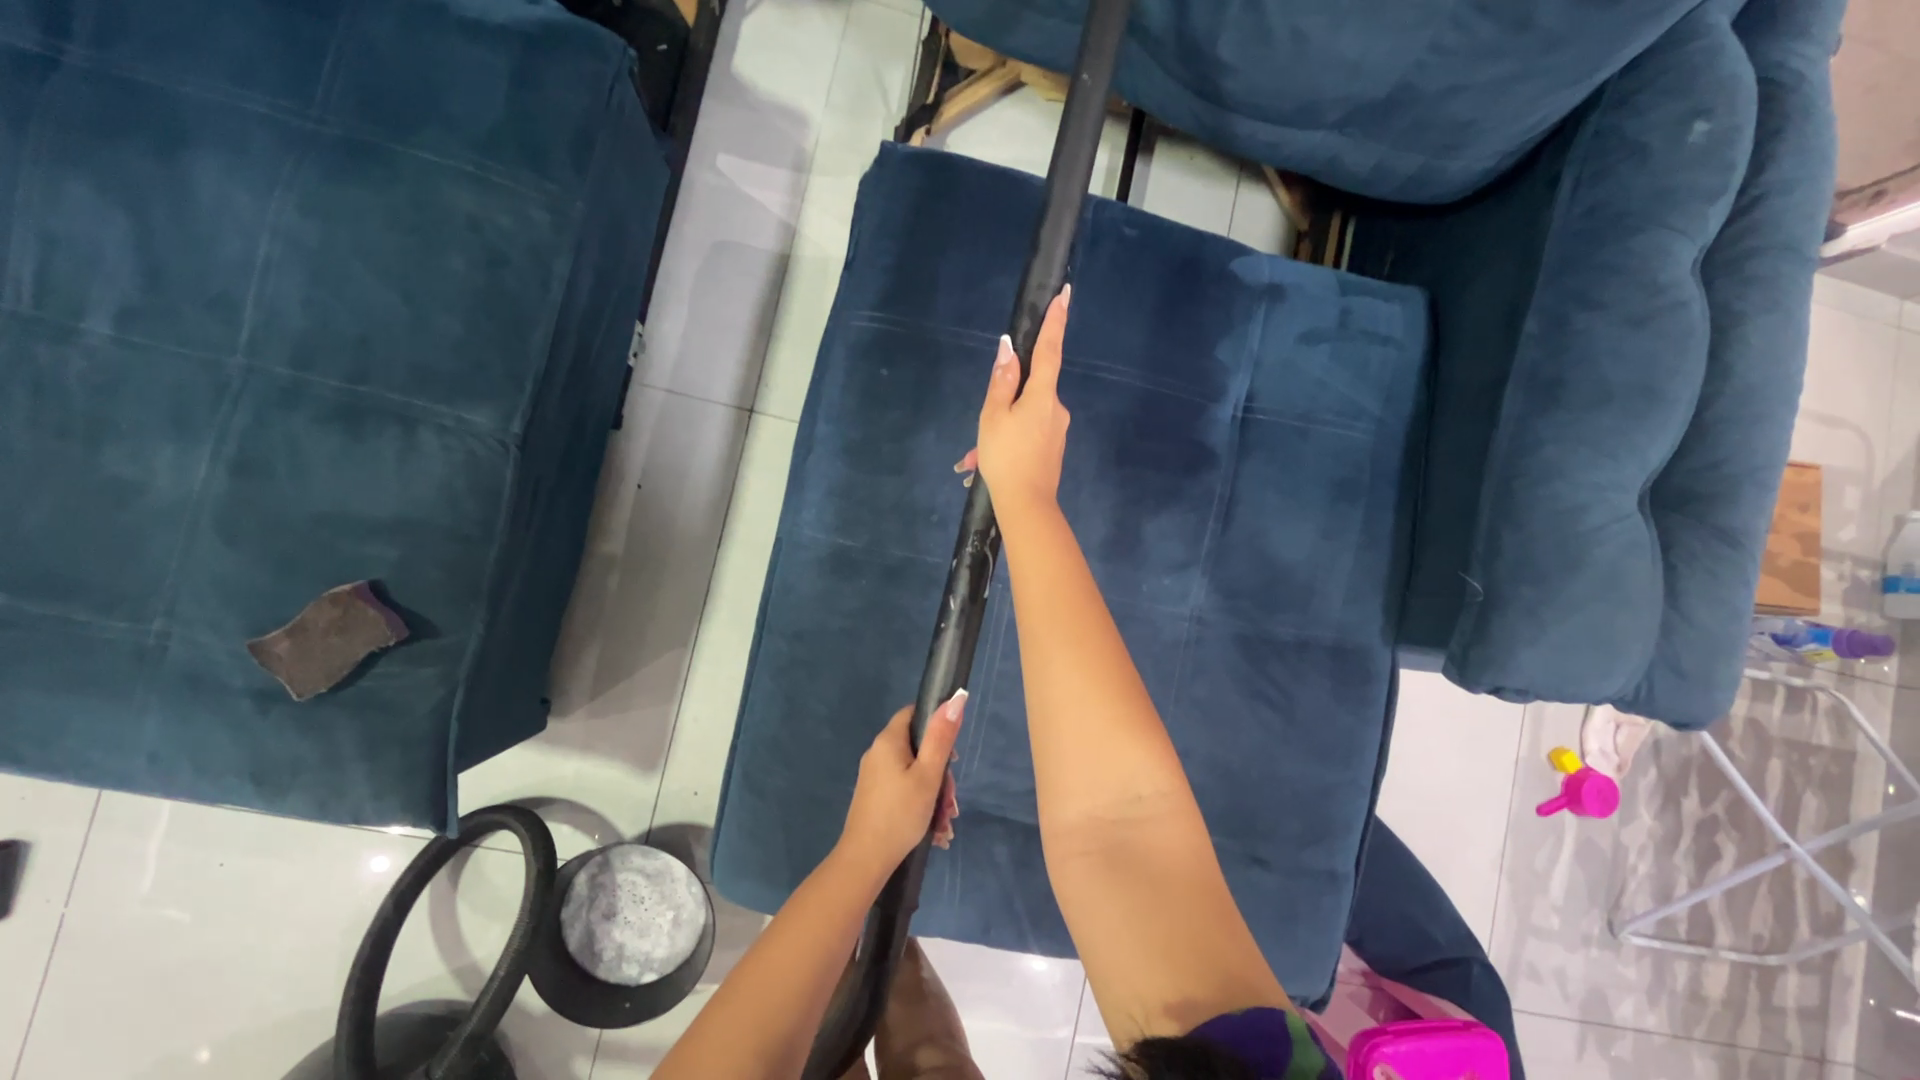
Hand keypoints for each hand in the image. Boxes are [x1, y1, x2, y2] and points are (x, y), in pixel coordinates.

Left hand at [837, 691, 967, 870]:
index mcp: (888, 741)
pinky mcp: (876, 798)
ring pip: (915, 775)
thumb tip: (956, 697)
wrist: (865, 860)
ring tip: (944, 823)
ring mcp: (875, 778)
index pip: (914, 714)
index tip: (952, 753)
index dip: (936, 725)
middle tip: (950, 802)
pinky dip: (922, 806)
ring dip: (935, 796)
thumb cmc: (900, 814)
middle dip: (941, 774)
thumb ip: (942, 737)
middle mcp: (878, 754)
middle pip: (918, 749)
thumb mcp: (929, 775)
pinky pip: (905, 792)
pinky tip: (935, 831)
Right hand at [957, 285, 1071, 521]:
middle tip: (981, 436)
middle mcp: (1056, 408)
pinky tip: (986, 465)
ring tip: (976, 458)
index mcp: (1042, 395)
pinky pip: (1027, 435)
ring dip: (1000, 430)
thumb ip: (1001, 382)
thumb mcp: (993, 416)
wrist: (1027, 505)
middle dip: (1004, 404)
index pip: (1050, 349)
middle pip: (1030, 390)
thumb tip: (1008, 350)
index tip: (1065, 295)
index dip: (1056, 321)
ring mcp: (1057, 430)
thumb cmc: (1005, 457)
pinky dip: (1007, 444)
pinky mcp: (1054, 448)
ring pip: (1024, 417)